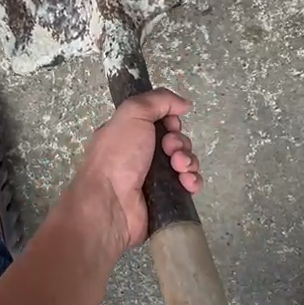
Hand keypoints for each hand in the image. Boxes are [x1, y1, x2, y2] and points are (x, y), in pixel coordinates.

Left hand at [65, 89, 202, 252]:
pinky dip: (192, 181)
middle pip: (176, 141)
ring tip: (179, 168)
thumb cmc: (117, 156)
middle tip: (169, 151)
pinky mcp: (166, 198)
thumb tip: (183, 104)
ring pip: (186, 162)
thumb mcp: (132, 114)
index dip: (171, 121)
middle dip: (179, 143)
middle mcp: (141, 154)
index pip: (161, 121)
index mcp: (130, 133)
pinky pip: (189, 184)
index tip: (170, 126)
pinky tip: (186, 183)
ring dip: (188, 161)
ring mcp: (154, 178)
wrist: (111, 203)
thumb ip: (158, 100)